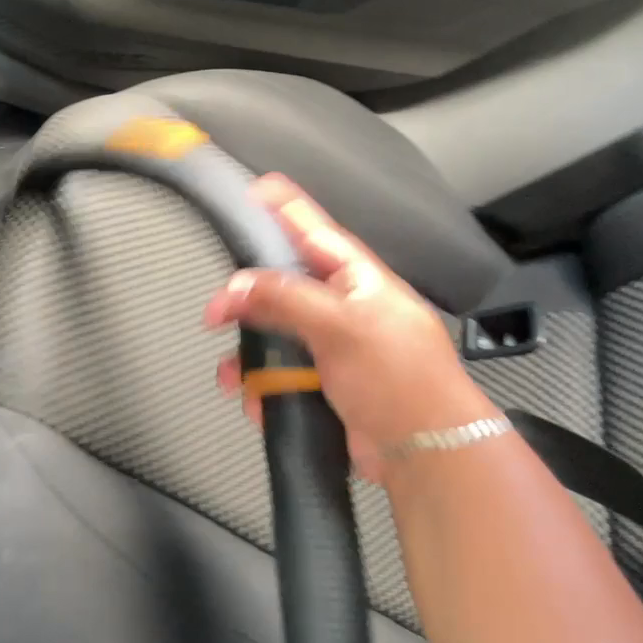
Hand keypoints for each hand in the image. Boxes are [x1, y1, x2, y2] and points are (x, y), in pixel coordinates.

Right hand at [203, 174, 497, 477]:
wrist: (425, 454)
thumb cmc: (405, 383)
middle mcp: (340, 308)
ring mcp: (328, 347)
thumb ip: (284, 300)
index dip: (282, 208)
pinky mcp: (317, 382)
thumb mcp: (342, 328)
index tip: (252, 189)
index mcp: (357, 280)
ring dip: (247, 357)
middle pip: (277, 287)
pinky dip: (259, 387)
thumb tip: (236, 285)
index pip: (311, 230)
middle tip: (217, 312)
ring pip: (268, 336)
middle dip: (244, 303)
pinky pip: (272, 374)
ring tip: (235, 376)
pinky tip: (256, 398)